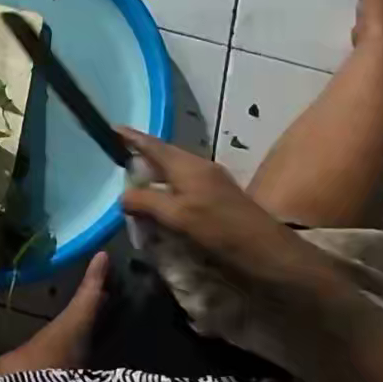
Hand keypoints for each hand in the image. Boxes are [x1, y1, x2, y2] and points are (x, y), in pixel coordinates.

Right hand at [117, 127, 342, 293]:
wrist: (270, 253)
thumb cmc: (222, 229)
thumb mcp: (178, 216)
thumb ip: (147, 202)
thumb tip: (122, 196)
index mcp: (188, 166)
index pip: (154, 146)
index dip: (132, 137)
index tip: (112, 128)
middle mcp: (199, 168)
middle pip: (163, 157)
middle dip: (140, 158)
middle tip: (117, 163)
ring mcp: (210, 183)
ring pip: (173, 173)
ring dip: (152, 177)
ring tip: (132, 187)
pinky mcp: (216, 200)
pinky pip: (181, 188)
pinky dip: (165, 192)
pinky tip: (158, 206)